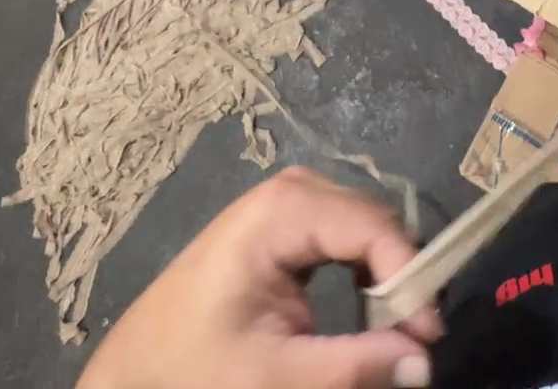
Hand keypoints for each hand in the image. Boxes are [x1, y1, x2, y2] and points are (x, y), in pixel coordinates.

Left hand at [79, 167, 440, 388]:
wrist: (128, 375)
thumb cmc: (190, 371)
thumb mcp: (273, 377)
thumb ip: (354, 365)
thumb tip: (426, 361)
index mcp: (281, 211)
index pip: (371, 226)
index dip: (409, 275)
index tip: (429, 335)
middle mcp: (290, 189)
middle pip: (372, 219)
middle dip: (400, 274)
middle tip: (417, 335)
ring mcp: (287, 200)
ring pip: (364, 225)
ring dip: (385, 274)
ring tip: (395, 327)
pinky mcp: (285, 221)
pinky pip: (344, 233)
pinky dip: (364, 270)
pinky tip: (368, 306)